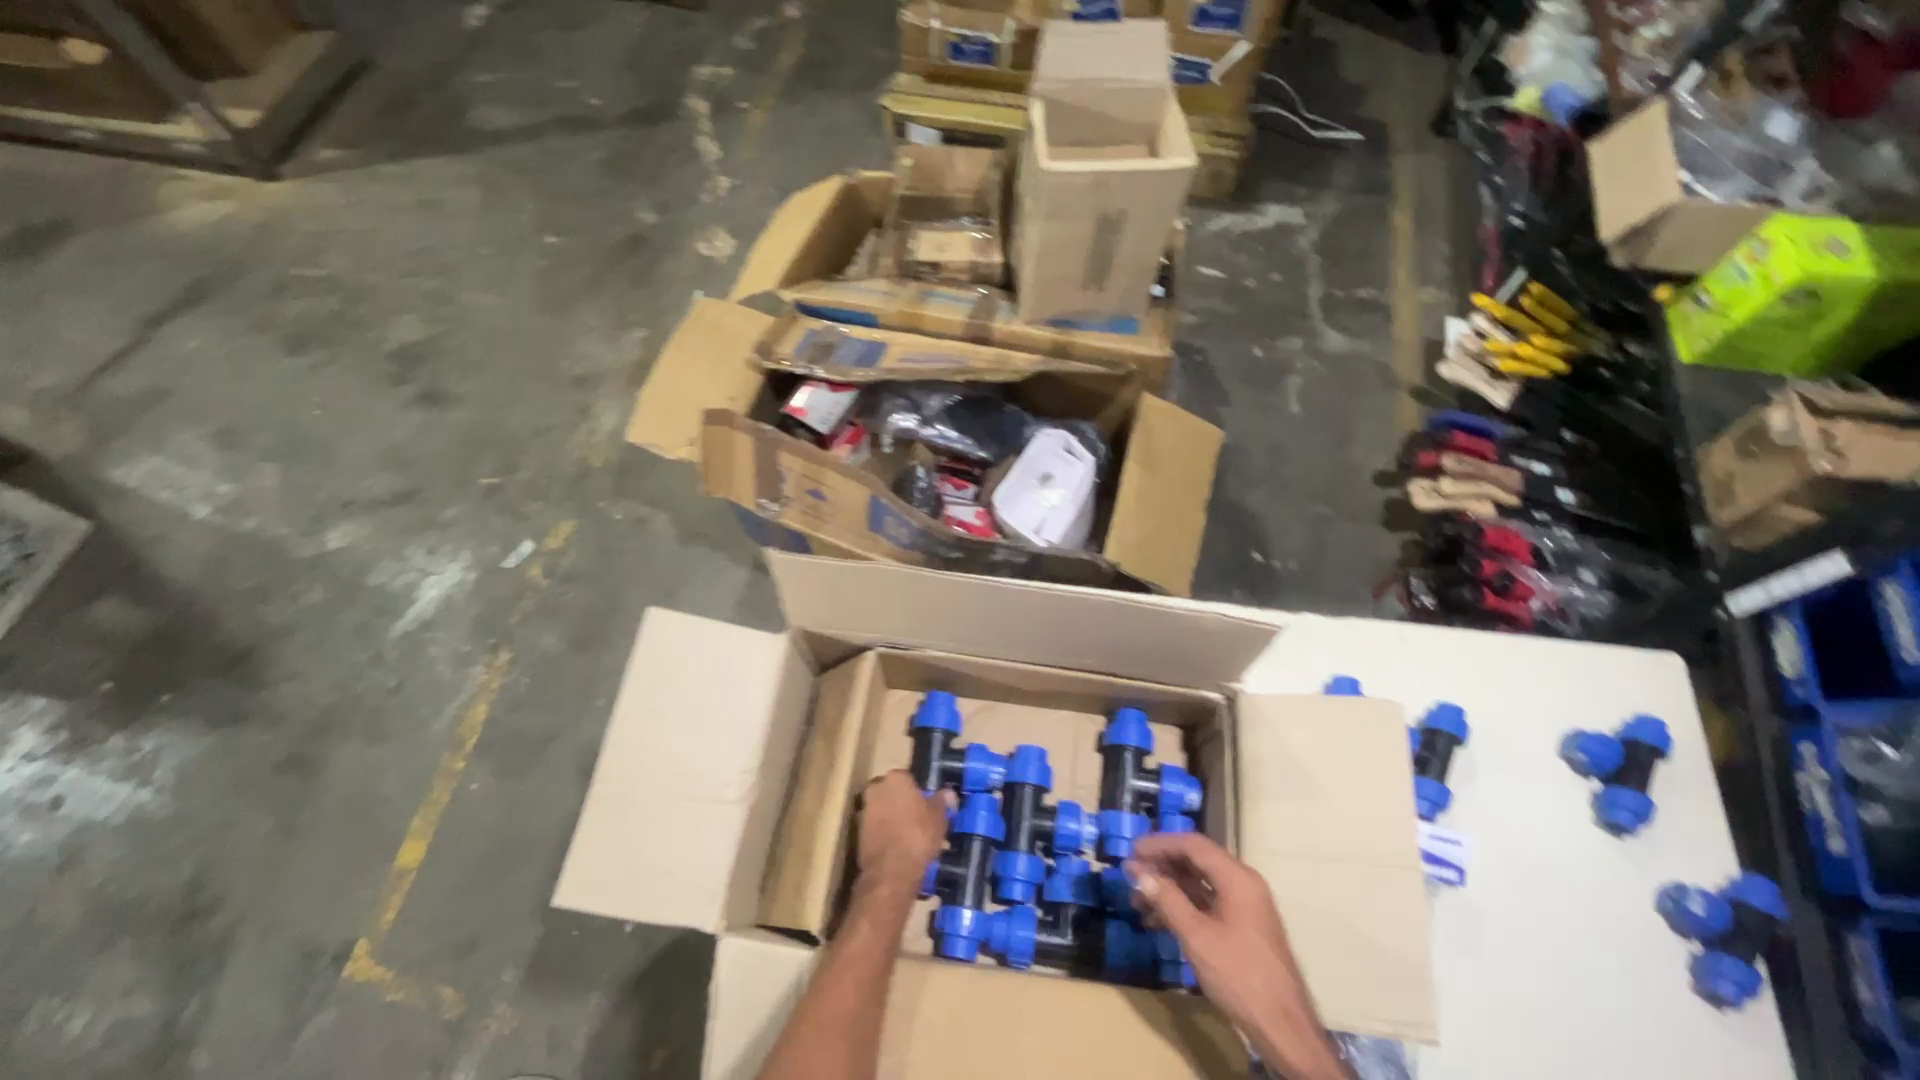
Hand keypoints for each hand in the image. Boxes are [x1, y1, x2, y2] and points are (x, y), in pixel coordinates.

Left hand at [855, 771, 953, 888]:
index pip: (909, 779)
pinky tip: (901, 849)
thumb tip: (949, 793)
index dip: (920, 793)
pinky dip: (887, 834)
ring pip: (885, 812)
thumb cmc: (919, 835)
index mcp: (895, 778)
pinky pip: (877, 828)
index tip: (929, 807)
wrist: (891, 870)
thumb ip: (943, 801)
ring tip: (914, 839)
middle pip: (894, 794)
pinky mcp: (857, 832)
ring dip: (896, 821)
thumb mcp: (939, 817)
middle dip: (905, 805)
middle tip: (922, 822)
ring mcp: (864, 810)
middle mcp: (875, 788)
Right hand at [1127, 833, 1348, 1079]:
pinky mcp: (1241, 926)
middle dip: (1162, 866)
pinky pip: (1207, 904)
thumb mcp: (1197, 936)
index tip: (1131, 851)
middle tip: (1130, 876)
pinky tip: (1157, 920)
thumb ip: (1167, 900)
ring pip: (1200, 884)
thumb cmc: (1238, 974)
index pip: (1194, 845)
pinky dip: (1182, 907)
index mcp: (1237, 878)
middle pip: (1197, 861)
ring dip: (1168, 889)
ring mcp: (1243, 906)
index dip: (1160, 844)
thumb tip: (1139, 873)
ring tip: (1137, 901)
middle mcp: (1243, 884)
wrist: (1280, 1022)